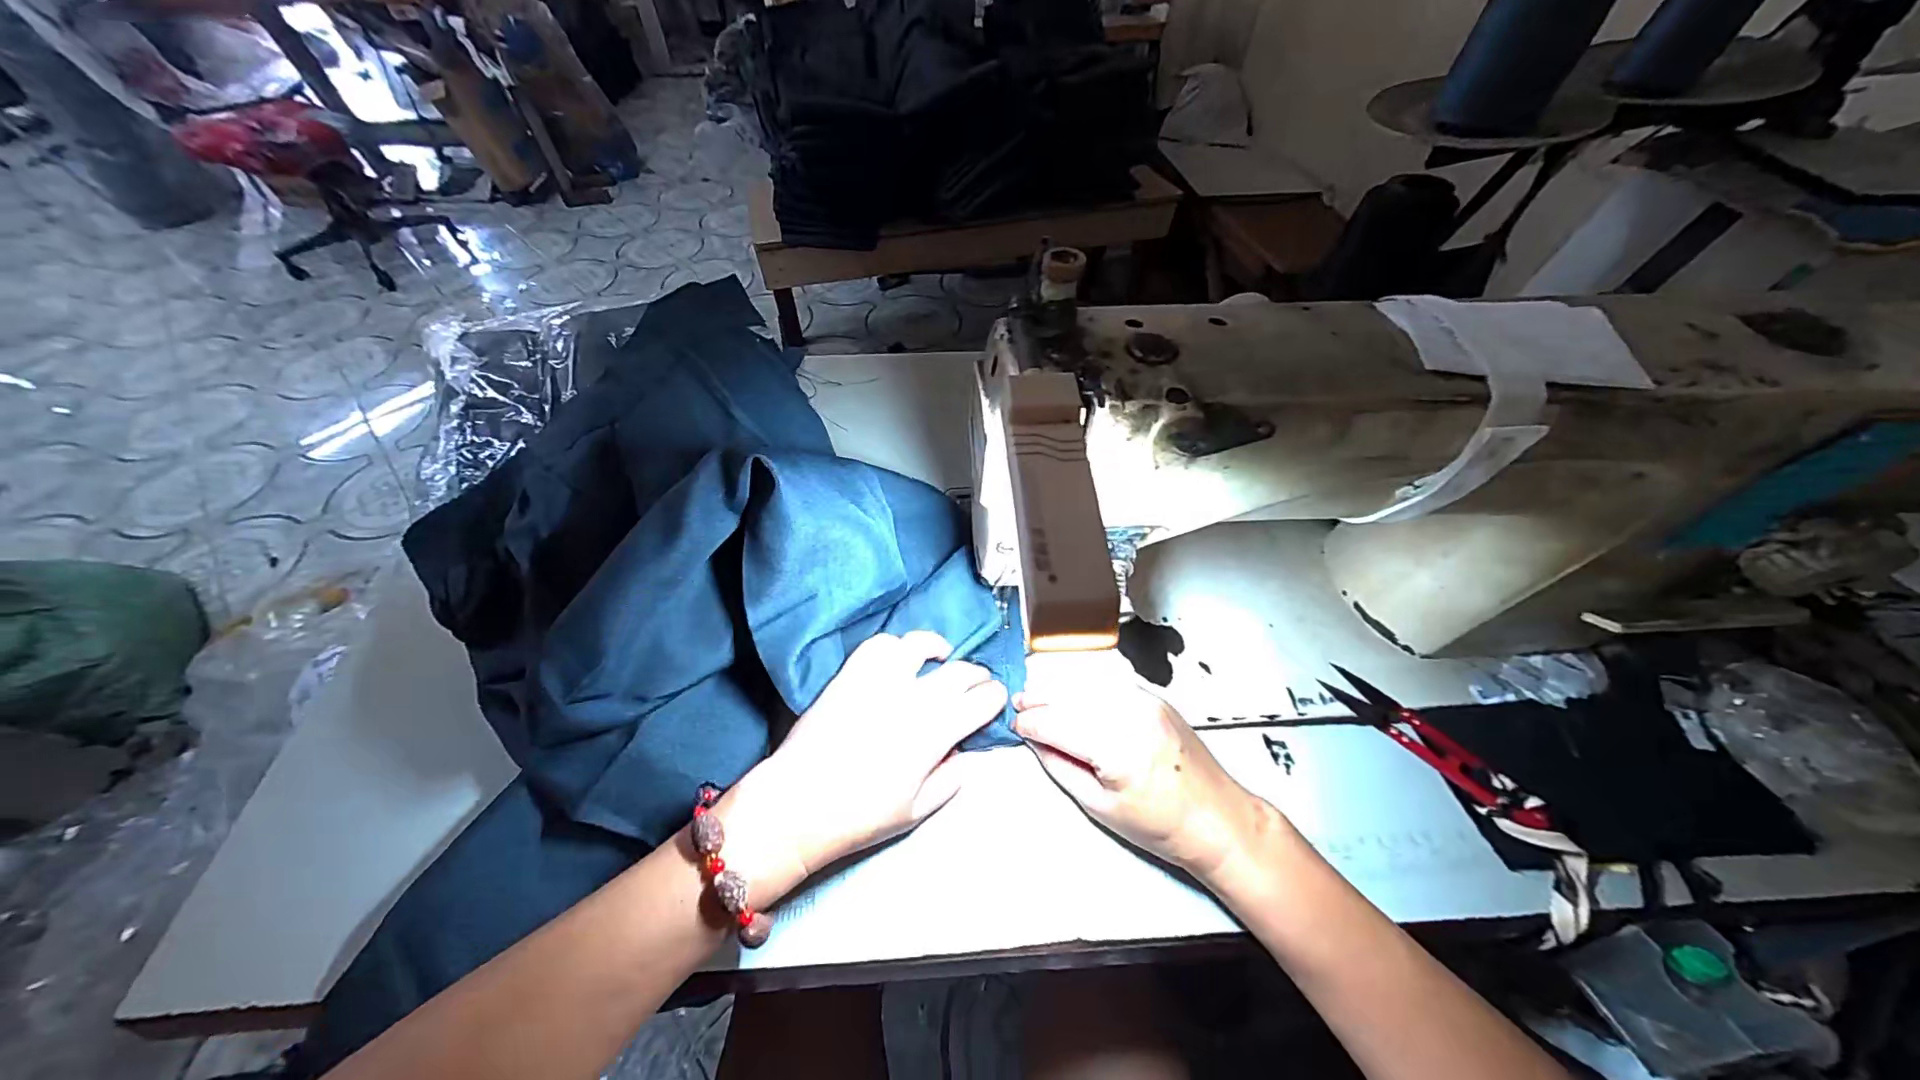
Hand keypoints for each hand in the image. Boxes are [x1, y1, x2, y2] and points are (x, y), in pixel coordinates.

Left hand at [718, 631, 1007, 904]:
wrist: (797, 804)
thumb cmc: (858, 816)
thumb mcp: (916, 811)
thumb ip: (949, 779)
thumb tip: (962, 754)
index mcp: (936, 732)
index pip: (982, 701)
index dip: (994, 698)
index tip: (994, 700)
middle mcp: (914, 698)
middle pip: (960, 671)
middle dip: (977, 675)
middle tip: (977, 682)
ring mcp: (880, 681)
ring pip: (920, 646)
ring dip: (937, 649)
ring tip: (940, 654)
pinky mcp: (851, 674)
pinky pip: (878, 644)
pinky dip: (895, 645)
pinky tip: (897, 655)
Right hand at [1014, 650, 1273, 881]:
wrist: (1217, 819)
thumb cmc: (1167, 825)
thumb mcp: (1099, 806)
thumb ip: (1061, 767)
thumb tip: (1038, 742)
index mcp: (1117, 748)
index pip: (1057, 722)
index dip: (1030, 723)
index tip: (1017, 725)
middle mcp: (1133, 716)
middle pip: (1070, 694)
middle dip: (1039, 697)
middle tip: (1020, 704)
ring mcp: (1146, 702)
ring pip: (1088, 680)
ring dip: (1058, 686)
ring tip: (1038, 696)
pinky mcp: (1155, 698)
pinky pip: (1109, 681)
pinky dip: (1084, 683)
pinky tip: (1071, 691)